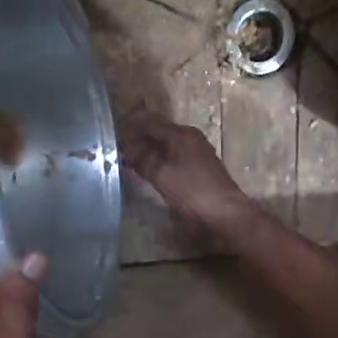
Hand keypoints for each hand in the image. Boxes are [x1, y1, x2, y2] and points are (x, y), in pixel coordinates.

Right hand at [120, 114, 258, 239]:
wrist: (226, 214)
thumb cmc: (193, 191)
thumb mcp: (162, 174)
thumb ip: (142, 158)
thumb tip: (125, 147)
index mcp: (182, 134)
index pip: (150, 123)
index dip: (130, 129)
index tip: (112, 138)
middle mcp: (191, 138)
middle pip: (159, 133)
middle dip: (138, 140)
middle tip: (116, 151)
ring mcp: (197, 153)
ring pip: (166, 146)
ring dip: (148, 152)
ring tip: (128, 162)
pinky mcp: (200, 168)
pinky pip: (173, 158)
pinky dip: (159, 161)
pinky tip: (148, 172)